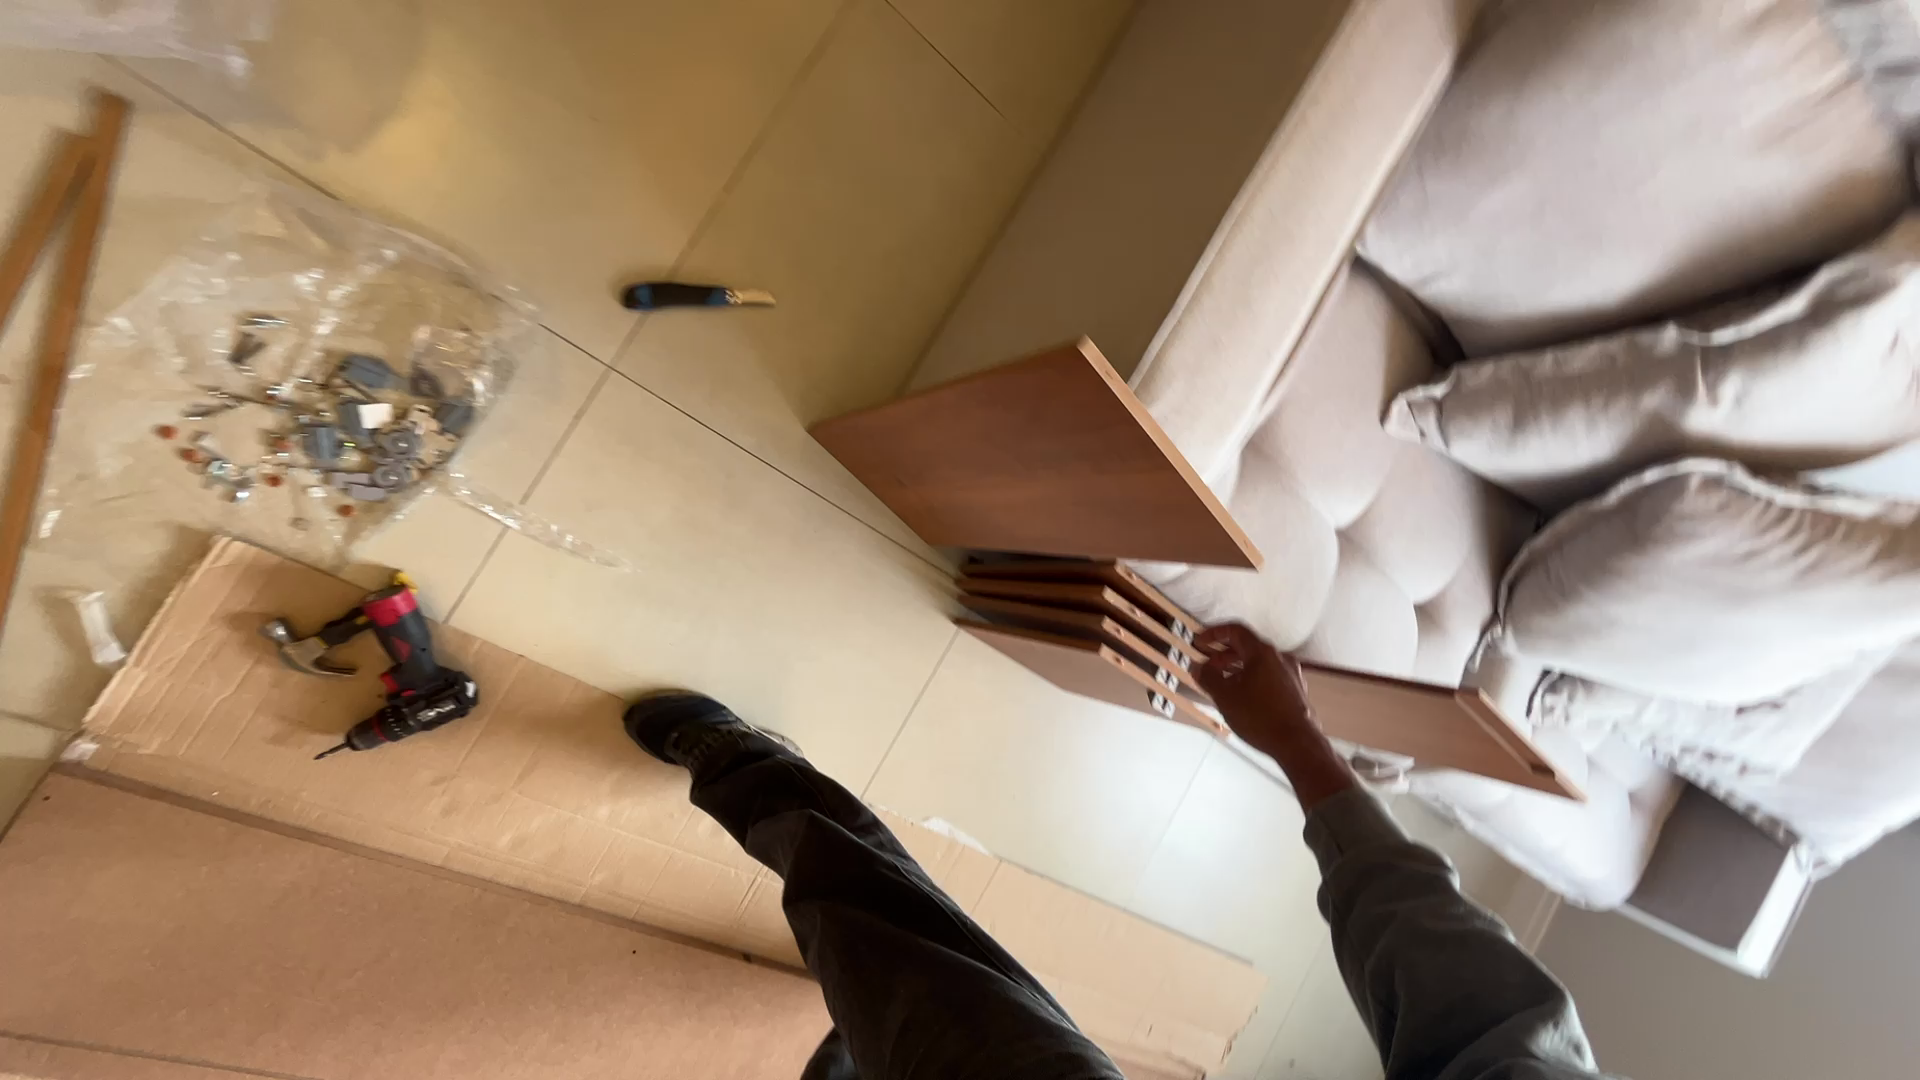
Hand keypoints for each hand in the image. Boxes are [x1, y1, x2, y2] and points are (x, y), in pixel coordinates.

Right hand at [1195, 622, 1354, 809]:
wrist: (1298, 745)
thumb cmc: (1258, 716)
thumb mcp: (1225, 696)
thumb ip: (1208, 677)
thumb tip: (1198, 667)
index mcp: (1262, 653)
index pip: (1235, 630)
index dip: (1214, 633)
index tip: (1199, 642)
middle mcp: (1280, 658)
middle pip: (1247, 646)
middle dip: (1223, 654)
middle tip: (1207, 665)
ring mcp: (1291, 674)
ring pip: (1259, 662)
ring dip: (1237, 667)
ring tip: (1221, 682)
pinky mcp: (1296, 691)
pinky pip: (1269, 676)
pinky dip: (1251, 678)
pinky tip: (1242, 696)